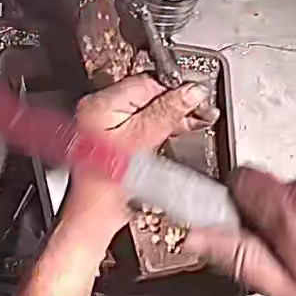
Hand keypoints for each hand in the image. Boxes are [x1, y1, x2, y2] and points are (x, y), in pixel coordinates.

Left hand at [58, 75, 213, 239]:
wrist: (96, 214)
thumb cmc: (106, 185)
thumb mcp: (142, 142)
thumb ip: (166, 113)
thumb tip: (190, 92)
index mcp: (101, 105)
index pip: (145, 81)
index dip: (174, 87)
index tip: (197, 94)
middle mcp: (99, 111)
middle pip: (146, 94)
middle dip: (175, 101)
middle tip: (200, 108)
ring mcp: (106, 126)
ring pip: (146, 109)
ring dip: (171, 114)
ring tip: (194, 119)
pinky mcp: (114, 141)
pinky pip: (142, 124)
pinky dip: (161, 126)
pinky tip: (177, 130)